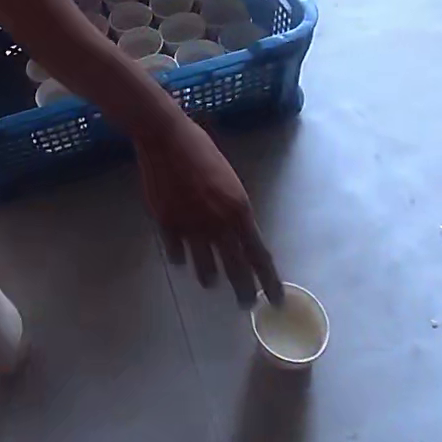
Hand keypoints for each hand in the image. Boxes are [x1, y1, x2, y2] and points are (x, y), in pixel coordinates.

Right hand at [135, 115, 281, 306]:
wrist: (166, 138)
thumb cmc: (200, 150)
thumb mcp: (228, 179)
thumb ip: (233, 208)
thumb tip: (236, 231)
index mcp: (239, 210)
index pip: (259, 255)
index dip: (269, 281)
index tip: (275, 299)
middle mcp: (218, 224)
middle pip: (236, 271)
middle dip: (244, 292)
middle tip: (245, 303)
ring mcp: (191, 228)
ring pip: (205, 271)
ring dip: (210, 277)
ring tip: (211, 279)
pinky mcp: (167, 225)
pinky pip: (176, 255)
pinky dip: (180, 256)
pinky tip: (181, 254)